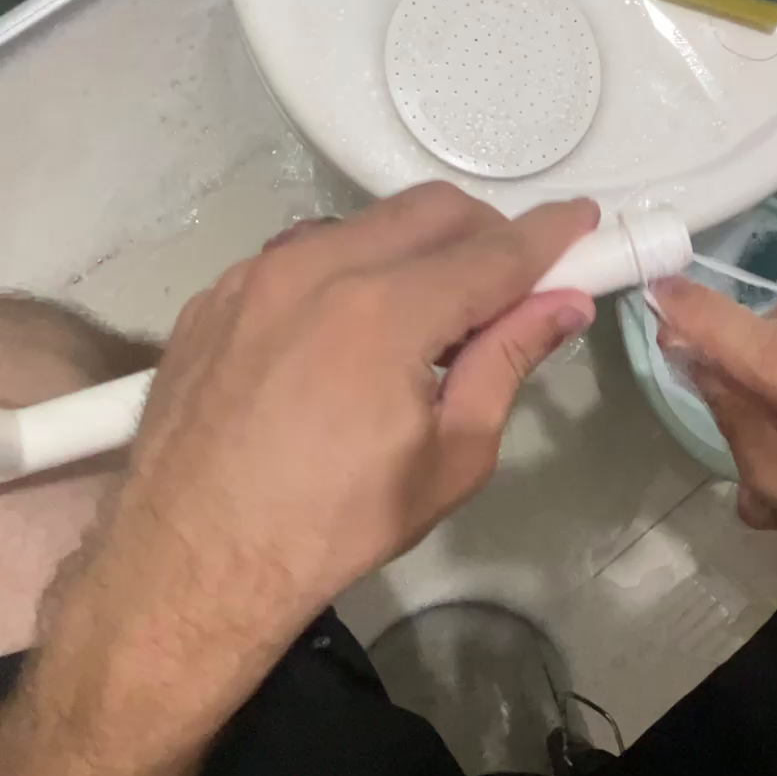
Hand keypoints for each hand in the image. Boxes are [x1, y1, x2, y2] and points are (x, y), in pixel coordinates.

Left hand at [99, 183, 597, 651]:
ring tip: (430, 320)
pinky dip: (358, 268)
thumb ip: (509, 361)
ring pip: (369, 222)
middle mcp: (319, 267)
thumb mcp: (453, 455)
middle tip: (513, 285)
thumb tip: (563, 306)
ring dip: (422, 249)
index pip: (496, 252)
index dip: (552, 236)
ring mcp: (258, 273)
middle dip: (490, 232)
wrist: (191, 565)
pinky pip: (309, 252)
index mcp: (387, 313)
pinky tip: (354, 330)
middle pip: (433, 210)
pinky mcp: (218, 293)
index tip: (584, 223)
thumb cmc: (339, 524)